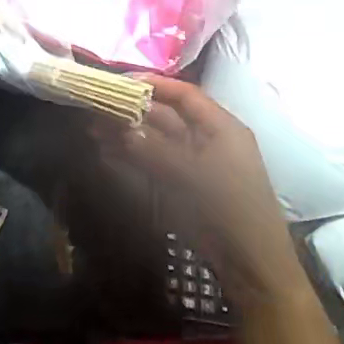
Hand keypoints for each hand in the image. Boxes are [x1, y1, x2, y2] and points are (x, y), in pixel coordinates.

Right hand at [103, 76, 306, 304]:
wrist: (250, 262)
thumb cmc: (229, 207)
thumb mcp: (191, 174)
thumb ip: (154, 149)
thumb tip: (121, 128)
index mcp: (222, 128)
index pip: (185, 95)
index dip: (154, 85)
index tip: (119, 81)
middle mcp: (208, 141)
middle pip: (167, 117)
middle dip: (132, 112)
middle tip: (96, 109)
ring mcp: (195, 166)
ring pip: (156, 142)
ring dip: (127, 135)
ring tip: (94, 130)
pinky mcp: (183, 189)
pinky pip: (154, 166)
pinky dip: (132, 159)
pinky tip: (107, 155)